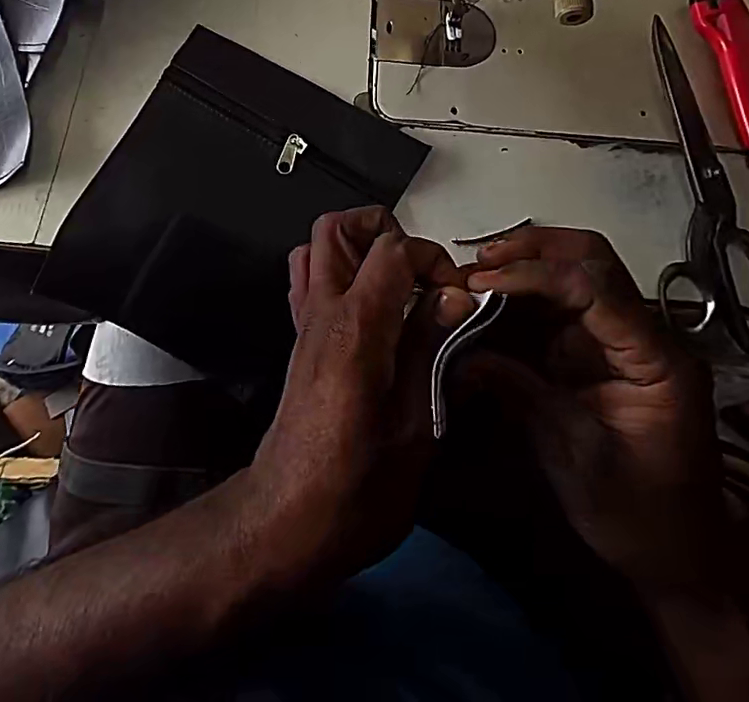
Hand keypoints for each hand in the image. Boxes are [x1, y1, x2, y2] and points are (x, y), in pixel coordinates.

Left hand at [246, 207, 470, 581]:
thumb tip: (454, 297)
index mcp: (357, 328)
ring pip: (316, 249)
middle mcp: (322, 313)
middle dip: (385, 232)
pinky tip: (371, 310)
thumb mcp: (414, 425)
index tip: (460, 298)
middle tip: (422, 276)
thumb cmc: (359, 488)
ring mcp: (303, 325)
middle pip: (336, 228)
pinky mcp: (298, 343)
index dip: (433, 260)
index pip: (392, 250)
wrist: (288, 520)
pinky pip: (308, 283)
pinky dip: (339, 275)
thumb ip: (430, 349)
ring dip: (358, 250)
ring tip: (399, 288)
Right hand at [461, 227, 732, 590]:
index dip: (535, 274)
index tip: (481, 283)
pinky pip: (552, 309)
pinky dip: (516, 300)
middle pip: (592, 260)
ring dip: (520, 269)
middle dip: (533, 250)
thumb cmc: (638, 513)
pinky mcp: (590, 353)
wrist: (673, 556)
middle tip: (478, 263)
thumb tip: (463, 355)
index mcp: (654, 357)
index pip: (596, 287)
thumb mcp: (576, 456)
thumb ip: (522, 394)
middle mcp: (638, 334)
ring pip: (571, 275)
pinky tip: (483, 304)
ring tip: (470, 279)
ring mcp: (614, 341)